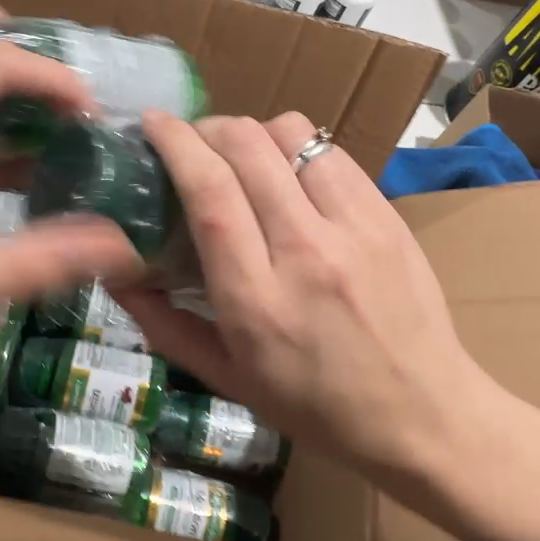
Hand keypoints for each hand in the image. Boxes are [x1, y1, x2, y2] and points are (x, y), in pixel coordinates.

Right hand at [114, 112, 495, 479]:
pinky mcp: (387, 216)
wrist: (424, 416)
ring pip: (293, 133)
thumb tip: (115, 273)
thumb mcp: (228, 379)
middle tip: (191, 143)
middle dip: (207, 128)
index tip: (152, 124)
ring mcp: (355, 228)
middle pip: (247, 147)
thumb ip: (164, 324)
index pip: (210, 192)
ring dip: (254, 133)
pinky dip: (298, 148)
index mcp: (256, 300)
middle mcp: (305, 252)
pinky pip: (333, 152)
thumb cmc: (316, 408)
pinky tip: (291, 174)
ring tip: (243, 157)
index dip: (175, 144)